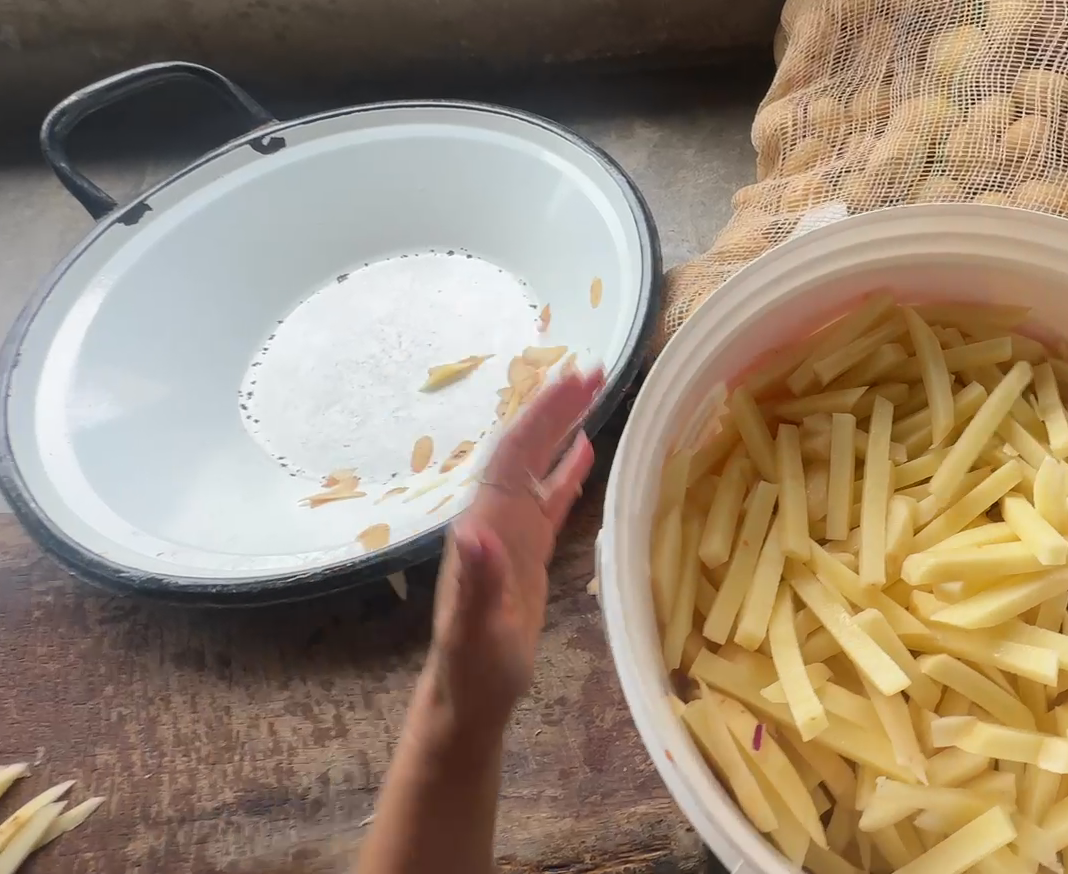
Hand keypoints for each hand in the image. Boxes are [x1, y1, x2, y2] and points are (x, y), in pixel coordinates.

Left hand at [428, 368, 603, 721]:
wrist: (471, 697)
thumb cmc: (474, 668)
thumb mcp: (476, 632)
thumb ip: (477, 582)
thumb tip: (476, 529)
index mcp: (486, 523)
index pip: (516, 453)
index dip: (544, 413)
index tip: (576, 378)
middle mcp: (496, 515)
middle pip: (528, 446)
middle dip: (558, 405)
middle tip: (597, 371)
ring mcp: (513, 530)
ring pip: (540, 464)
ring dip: (564, 426)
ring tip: (595, 392)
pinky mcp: (529, 547)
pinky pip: (551, 495)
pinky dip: (567, 468)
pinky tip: (586, 450)